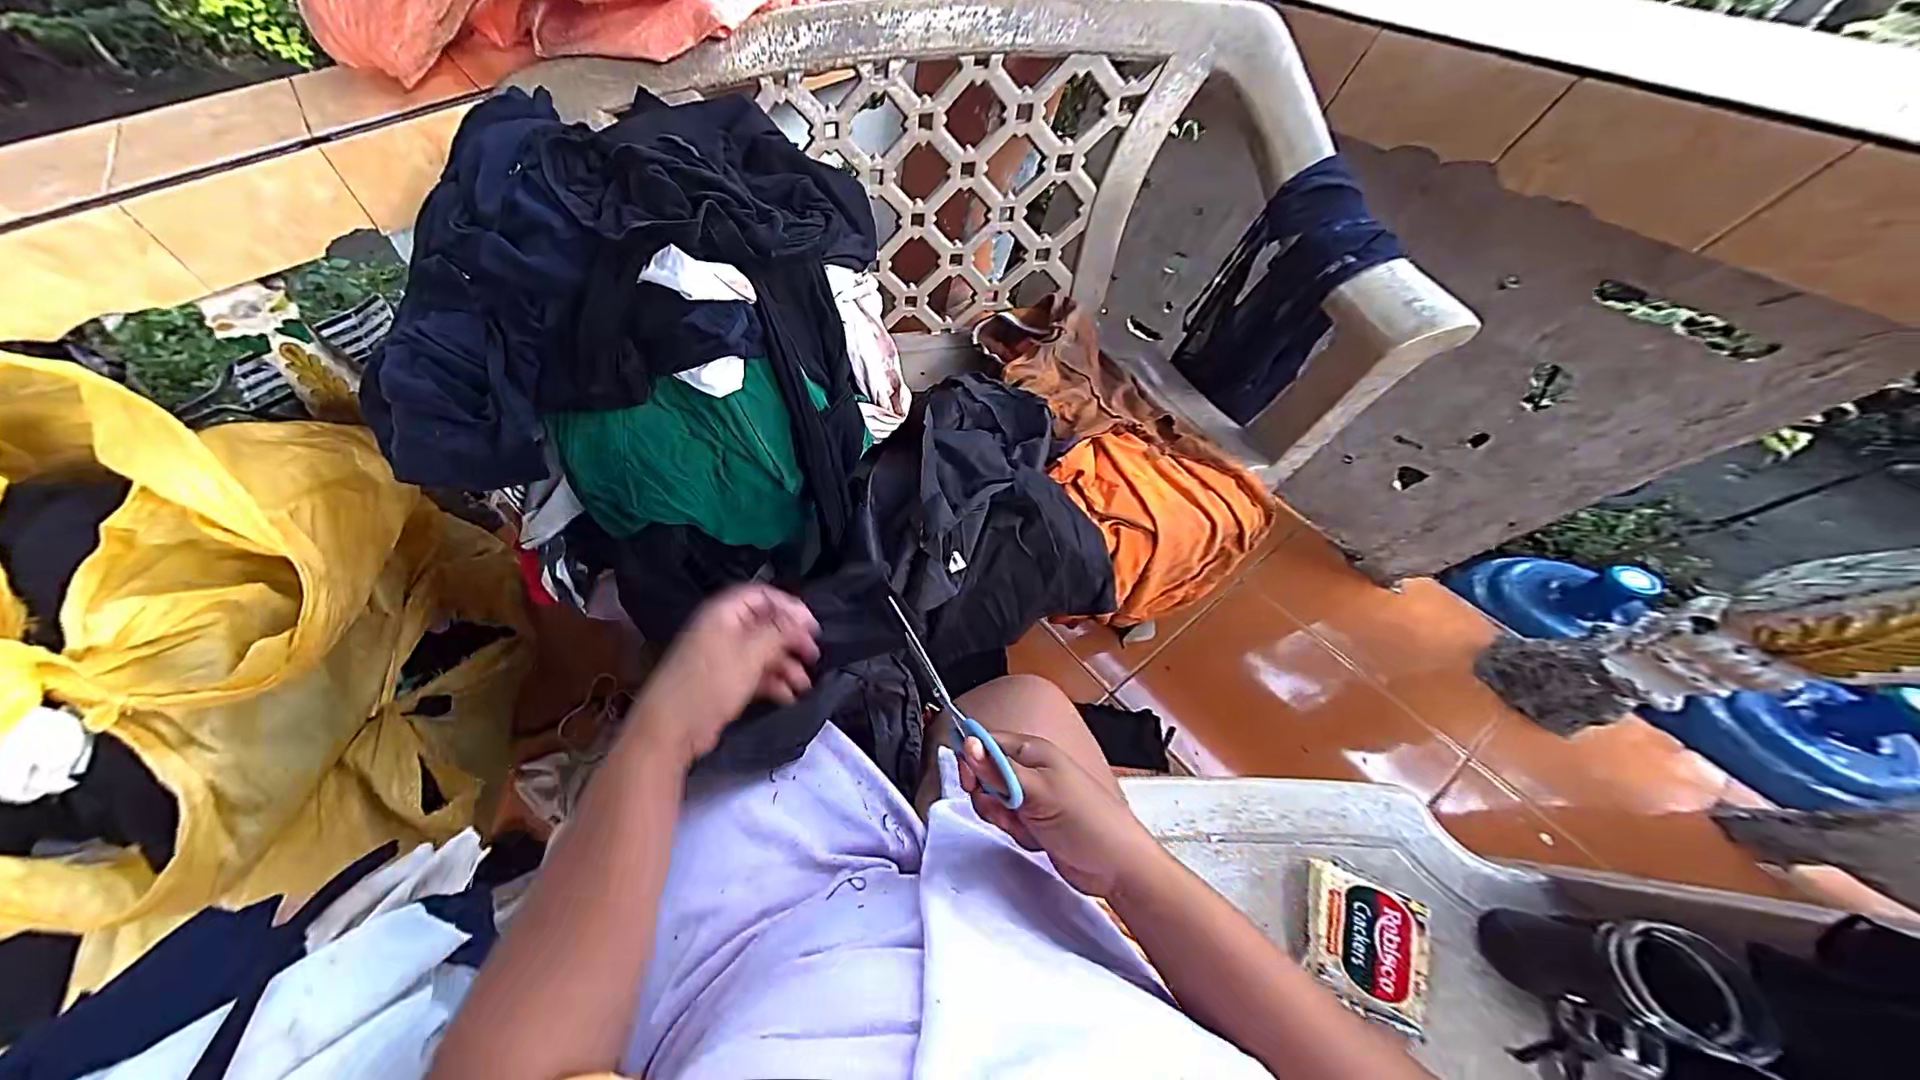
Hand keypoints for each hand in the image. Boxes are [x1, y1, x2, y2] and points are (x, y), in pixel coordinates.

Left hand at [624, 584, 819, 766]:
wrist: (670, 730)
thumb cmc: (707, 686)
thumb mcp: (751, 653)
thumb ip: (780, 631)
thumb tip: (802, 617)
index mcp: (723, 613)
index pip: (763, 596)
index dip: (789, 607)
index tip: (811, 625)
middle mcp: (723, 630)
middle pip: (766, 625)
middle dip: (792, 640)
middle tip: (812, 654)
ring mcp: (723, 657)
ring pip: (764, 652)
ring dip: (786, 665)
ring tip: (804, 683)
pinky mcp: (724, 682)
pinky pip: (756, 673)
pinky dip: (774, 681)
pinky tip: (789, 695)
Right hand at [957, 732, 1167, 899]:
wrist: (1117, 866)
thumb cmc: (1091, 822)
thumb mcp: (1038, 791)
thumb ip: (999, 769)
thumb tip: (969, 744)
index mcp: (1032, 751)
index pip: (985, 743)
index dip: (972, 760)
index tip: (972, 781)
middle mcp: (1031, 770)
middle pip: (985, 774)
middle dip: (989, 796)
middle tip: (1007, 807)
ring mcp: (1032, 796)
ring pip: (993, 802)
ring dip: (1003, 818)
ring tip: (1026, 824)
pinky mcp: (1034, 820)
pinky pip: (1006, 822)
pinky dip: (1015, 833)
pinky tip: (1036, 837)